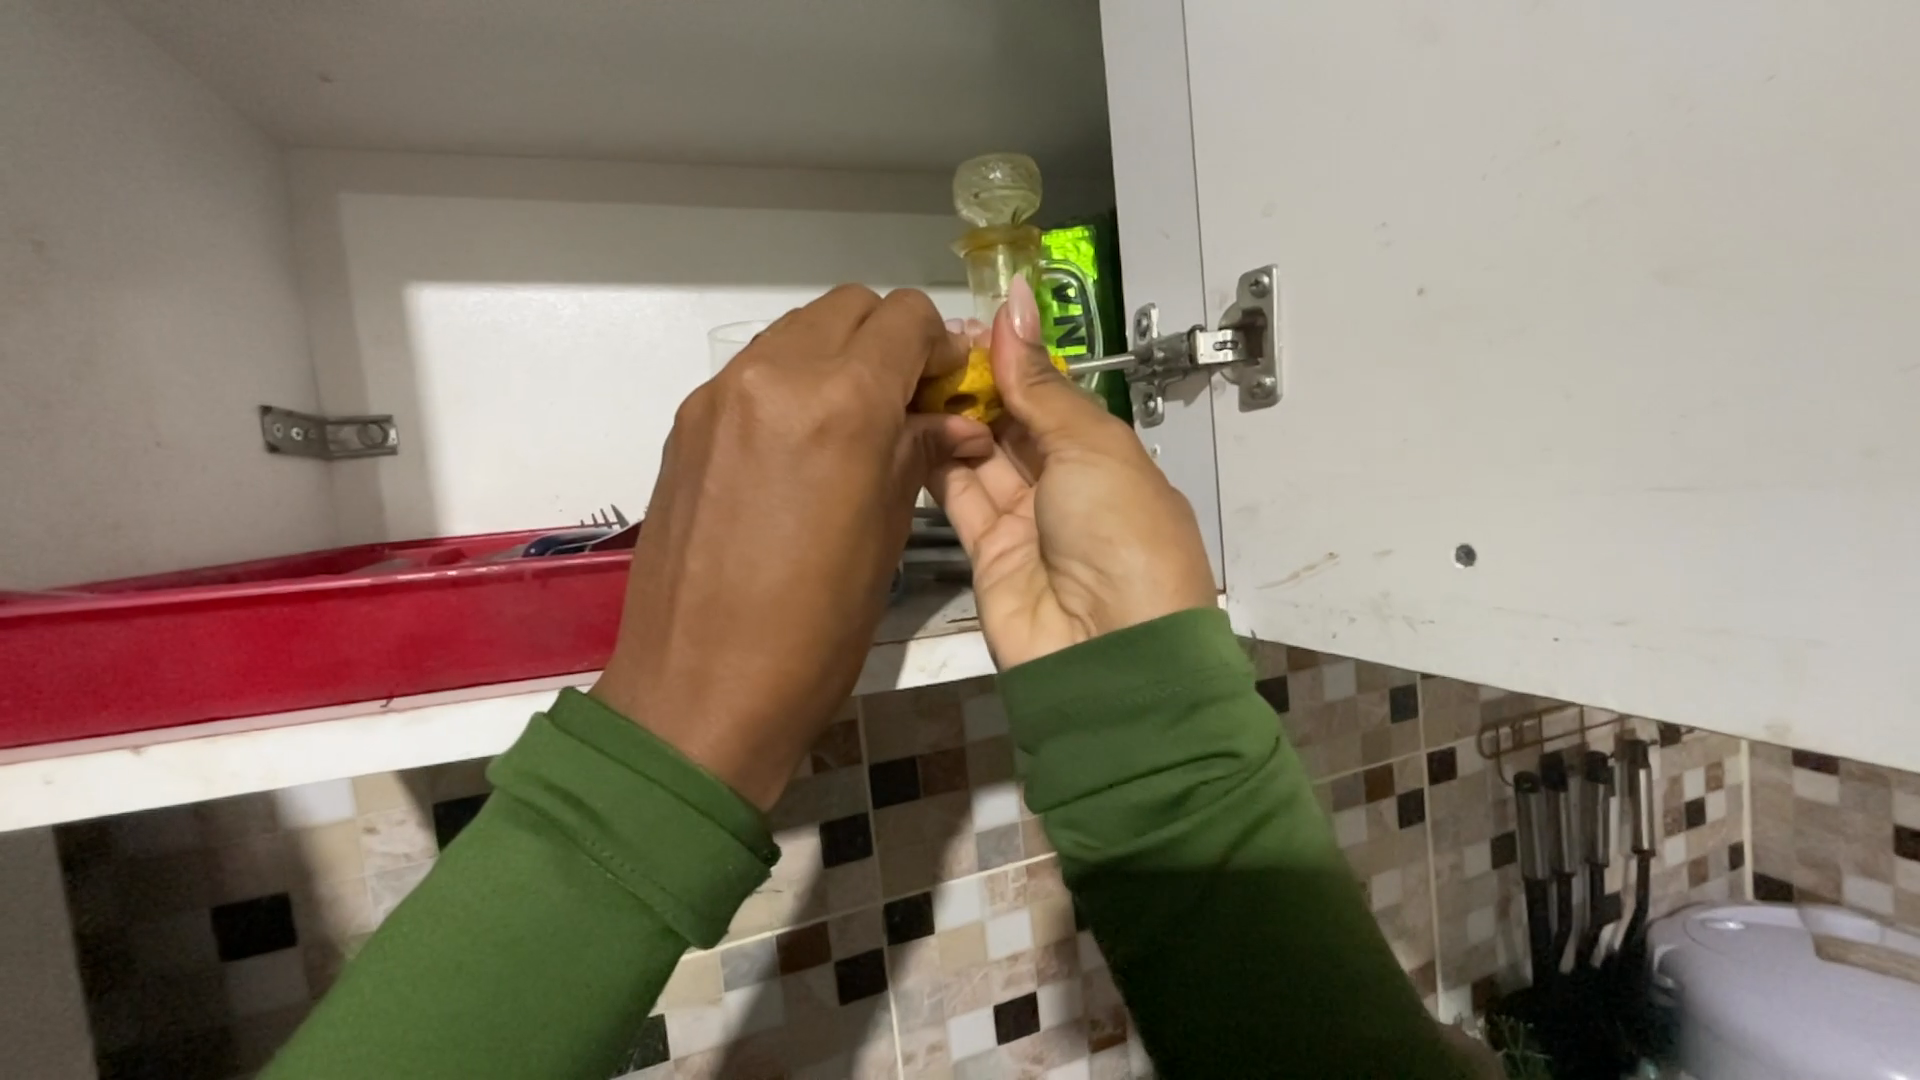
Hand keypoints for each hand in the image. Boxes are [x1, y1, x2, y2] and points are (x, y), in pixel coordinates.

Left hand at [592, 287, 990, 809]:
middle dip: (890, 341)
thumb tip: (956, 422)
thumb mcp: (888, 533)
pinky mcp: (687, 422)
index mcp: (841, 401)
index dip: (940, 344)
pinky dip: (793, 384)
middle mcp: (775, 374)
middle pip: (849, 307)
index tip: (949, 388)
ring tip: (855, 424)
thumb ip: (918, 452)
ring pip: (798, 331)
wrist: (700, 690)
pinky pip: (756, 371)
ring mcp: (720, 394)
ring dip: (838, 357)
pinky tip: (803, 446)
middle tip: (907, 402)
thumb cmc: (818, 628)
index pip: (905, 317)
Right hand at [929, 276, 1216, 668]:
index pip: (1049, 396)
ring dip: (950, 418)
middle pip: (1011, 425)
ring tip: (909, 374)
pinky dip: (935, 460)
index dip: (1012, 361)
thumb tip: (1016, 302)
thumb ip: (1042, 382)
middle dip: (976, 385)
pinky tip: (907, 421)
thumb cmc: (1119, 532)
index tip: (967, 325)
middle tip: (926, 346)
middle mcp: (1064, 485)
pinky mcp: (986, 552)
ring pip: (979, 457)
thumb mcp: (1093, 446)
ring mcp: (1024, 521)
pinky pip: (957, 496)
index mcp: (1104, 455)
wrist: (1106, 652)